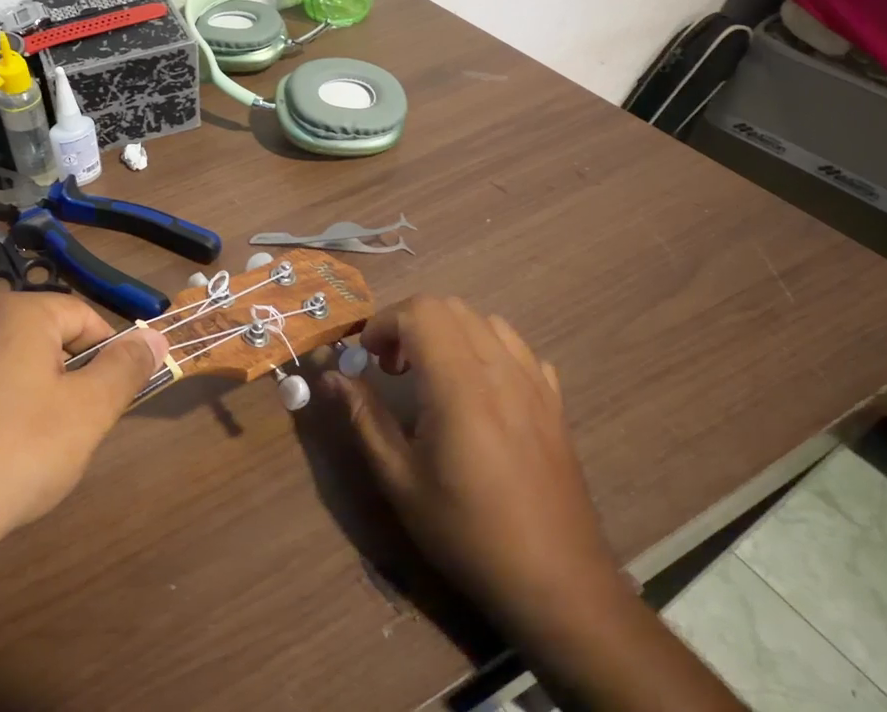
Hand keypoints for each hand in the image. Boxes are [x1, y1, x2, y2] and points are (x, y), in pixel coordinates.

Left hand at [0, 293, 169, 608]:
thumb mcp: (88, 414)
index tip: (106, 403)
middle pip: (36, 339)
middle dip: (60, 377)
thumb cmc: (16, 457)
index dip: (106, 356)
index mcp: (16, 314)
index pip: (83, 316)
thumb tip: (154, 336)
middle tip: (65, 431)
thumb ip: (125, 368)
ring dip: (17, 394)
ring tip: (17, 449)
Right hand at [323, 295, 622, 622]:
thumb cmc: (465, 531)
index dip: (384, 323)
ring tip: (431, 377)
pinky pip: (519, 351)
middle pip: (451, 308)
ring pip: (487, 322)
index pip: (420, 312)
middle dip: (411, 323)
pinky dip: (487, 351)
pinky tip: (477, 393)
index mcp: (459, 386)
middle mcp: (501, 371)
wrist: (554, 578)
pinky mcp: (554, 404)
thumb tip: (332, 376)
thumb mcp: (399, 479)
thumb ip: (365, 417)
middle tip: (391, 370)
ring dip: (449, 333)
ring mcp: (535, 385)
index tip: (367, 360)